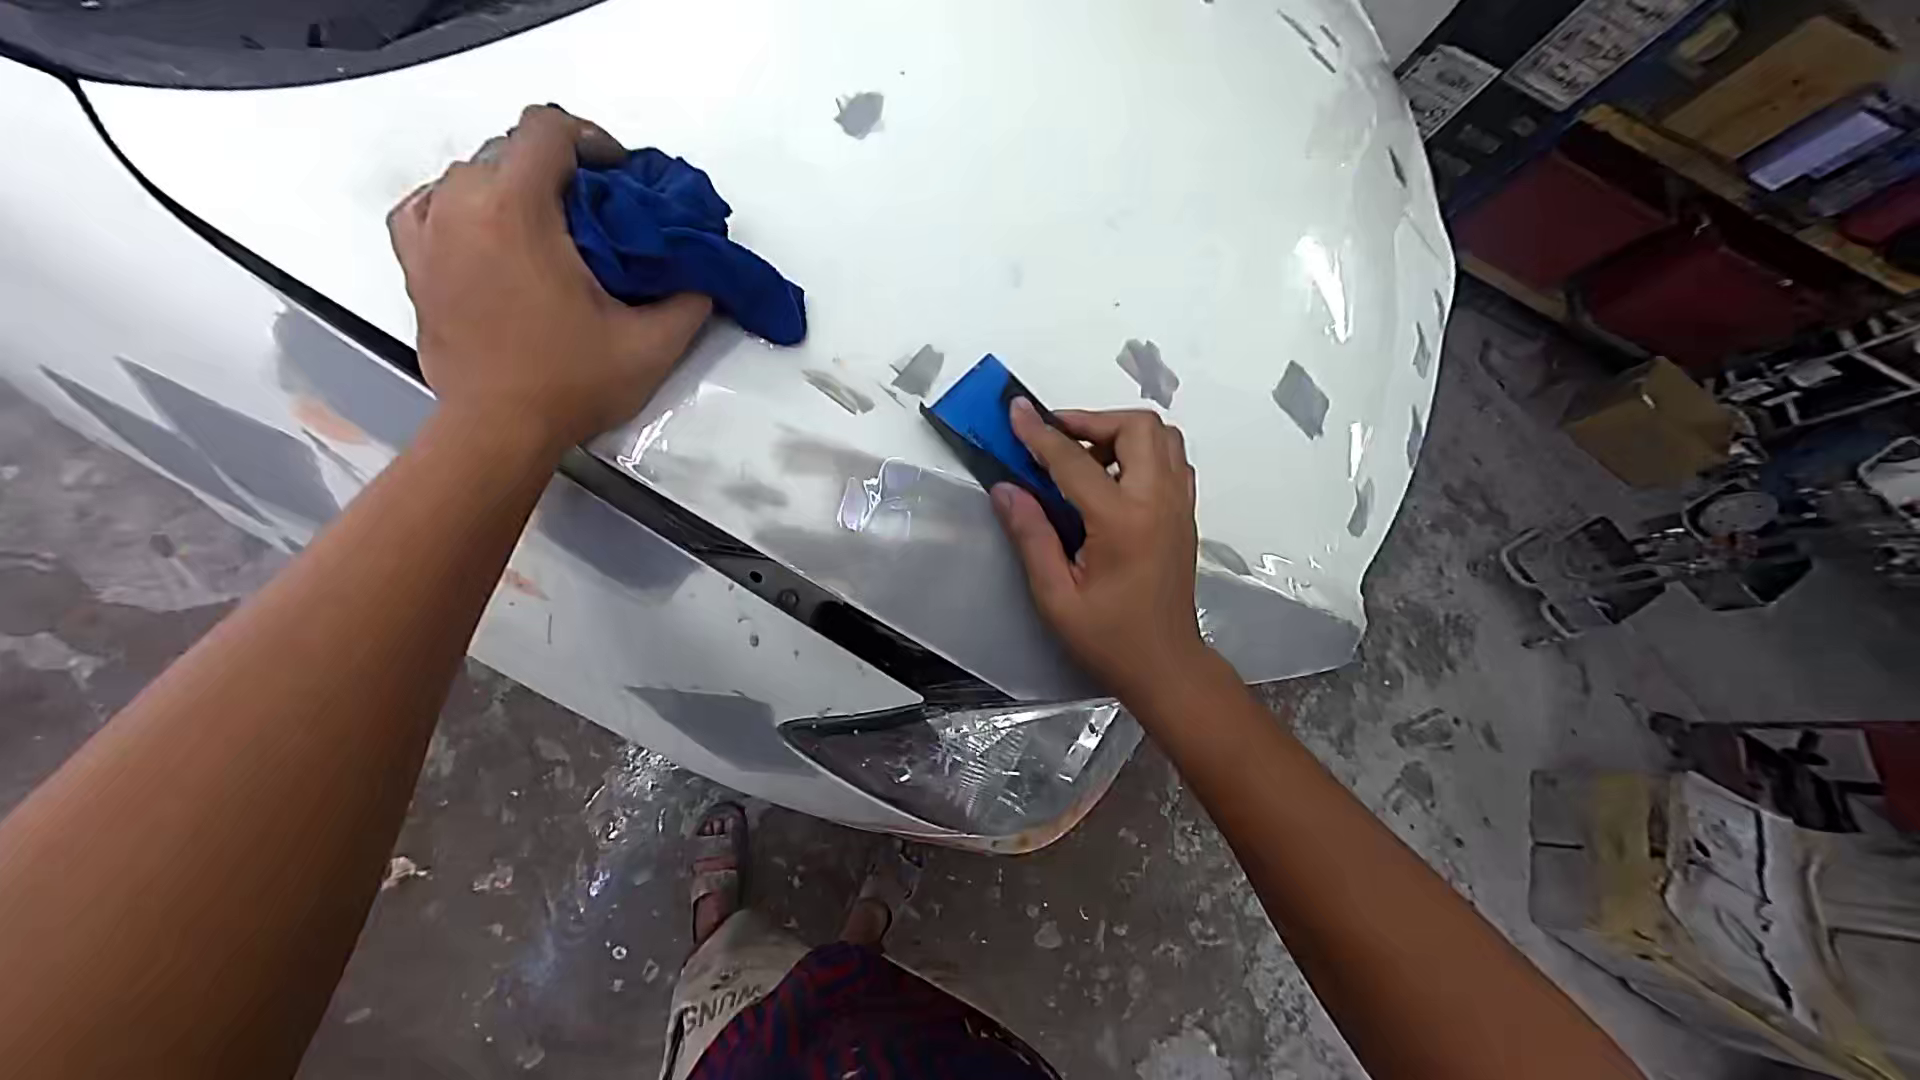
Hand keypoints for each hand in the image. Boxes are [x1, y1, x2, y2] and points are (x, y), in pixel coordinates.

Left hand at [388, 104, 710, 450]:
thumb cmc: (572, 384)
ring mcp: (429, 231)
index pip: (547, 130)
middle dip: (562, 174)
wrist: (499, 428)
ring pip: (474, 175)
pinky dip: (468, 208)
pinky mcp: (413, 260)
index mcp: (517, 212)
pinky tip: (495, 238)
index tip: (621, 179)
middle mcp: (461, 205)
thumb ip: (688, 302)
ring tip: (552, 233)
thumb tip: (703, 277)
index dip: (592, 142)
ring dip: (518, 191)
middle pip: (513, 151)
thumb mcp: (651, 346)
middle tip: (600, 217)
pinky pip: (433, 204)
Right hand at [991, 400, 1211, 704]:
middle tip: (1055, 438)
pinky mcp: (1185, 514)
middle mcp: (1159, 502)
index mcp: (1122, 523)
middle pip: (1137, 426)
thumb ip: (1031, 535)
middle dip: (1091, 420)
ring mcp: (1180, 506)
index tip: (1017, 411)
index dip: (1040, 433)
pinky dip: (1141, 452)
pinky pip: (1171, 460)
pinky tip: (1112, 478)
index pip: (1074, 461)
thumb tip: (1006, 489)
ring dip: (1120, 432)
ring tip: (1082, 457)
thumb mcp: (1056, 595)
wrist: (1166, 665)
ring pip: (1161, 436)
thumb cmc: (1109, 639)